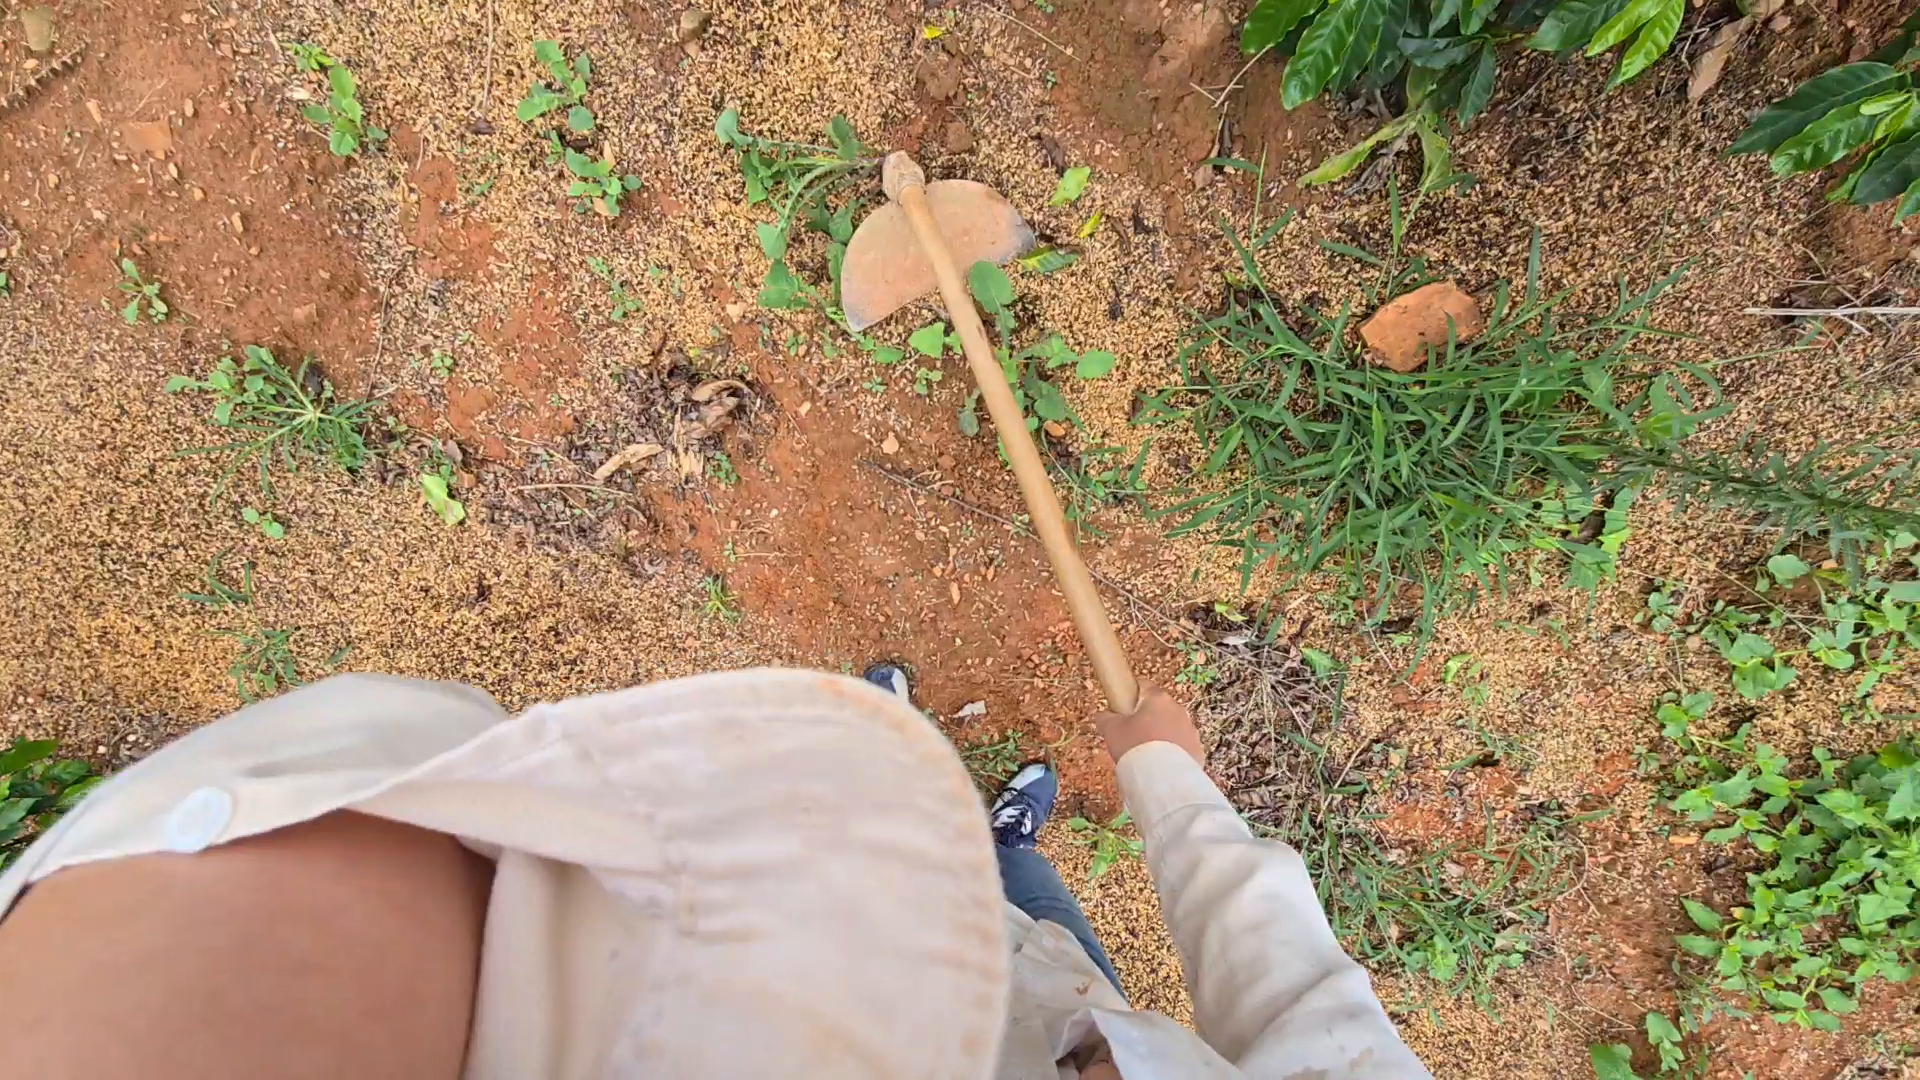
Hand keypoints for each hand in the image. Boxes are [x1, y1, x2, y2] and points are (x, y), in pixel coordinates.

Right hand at [1094, 683, 1201, 766]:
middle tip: (1131, 736)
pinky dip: (1171, 752)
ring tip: (1146, 754)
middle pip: (1158, 708)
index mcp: (1157, 698)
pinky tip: (1160, 765)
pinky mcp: (1198, 750)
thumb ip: (1105, 718)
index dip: (1130, 695)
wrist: (1163, 779)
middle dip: (1146, 719)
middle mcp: (1178, 709)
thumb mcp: (1111, 730)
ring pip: (1170, 727)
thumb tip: (1103, 716)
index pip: (1142, 685)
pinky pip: (1181, 746)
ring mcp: (1190, 730)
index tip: (1122, 709)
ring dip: (1160, 735)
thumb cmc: (1135, 746)